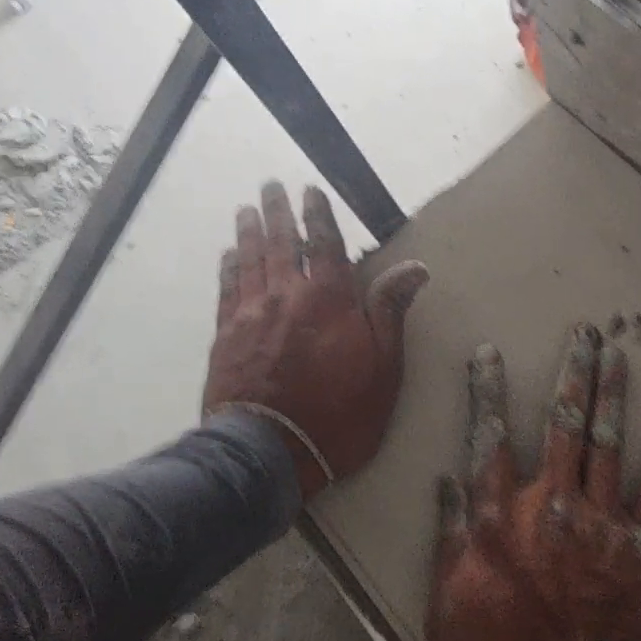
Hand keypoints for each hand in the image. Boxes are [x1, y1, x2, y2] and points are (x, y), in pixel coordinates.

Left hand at [203, 182, 429, 500]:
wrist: (269, 454)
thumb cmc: (339, 411)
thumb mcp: (383, 366)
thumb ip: (391, 310)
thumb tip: (414, 267)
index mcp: (329, 298)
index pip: (324, 243)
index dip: (318, 213)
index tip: (311, 189)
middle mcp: (287, 294)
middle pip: (282, 242)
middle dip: (278, 211)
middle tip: (270, 185)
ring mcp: (251, 314)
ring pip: (251, 260)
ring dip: (250, 231)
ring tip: (247, 209)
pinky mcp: (226, 336)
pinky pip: (227, 289)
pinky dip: (229, 267)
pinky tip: (230, 254)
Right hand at [426, 324, 640, 640]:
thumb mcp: (451, 600)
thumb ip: (452, 535)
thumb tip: (447, 482)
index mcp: (502, 515)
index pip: (490, 438)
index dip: (488, 392)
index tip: (490, 353)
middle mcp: (552, 502)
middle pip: (562, 423)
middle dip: (573, 373)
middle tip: (584, 333)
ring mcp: (601, 518)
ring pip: (607, 440)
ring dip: (614, 392)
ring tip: (620, 355)